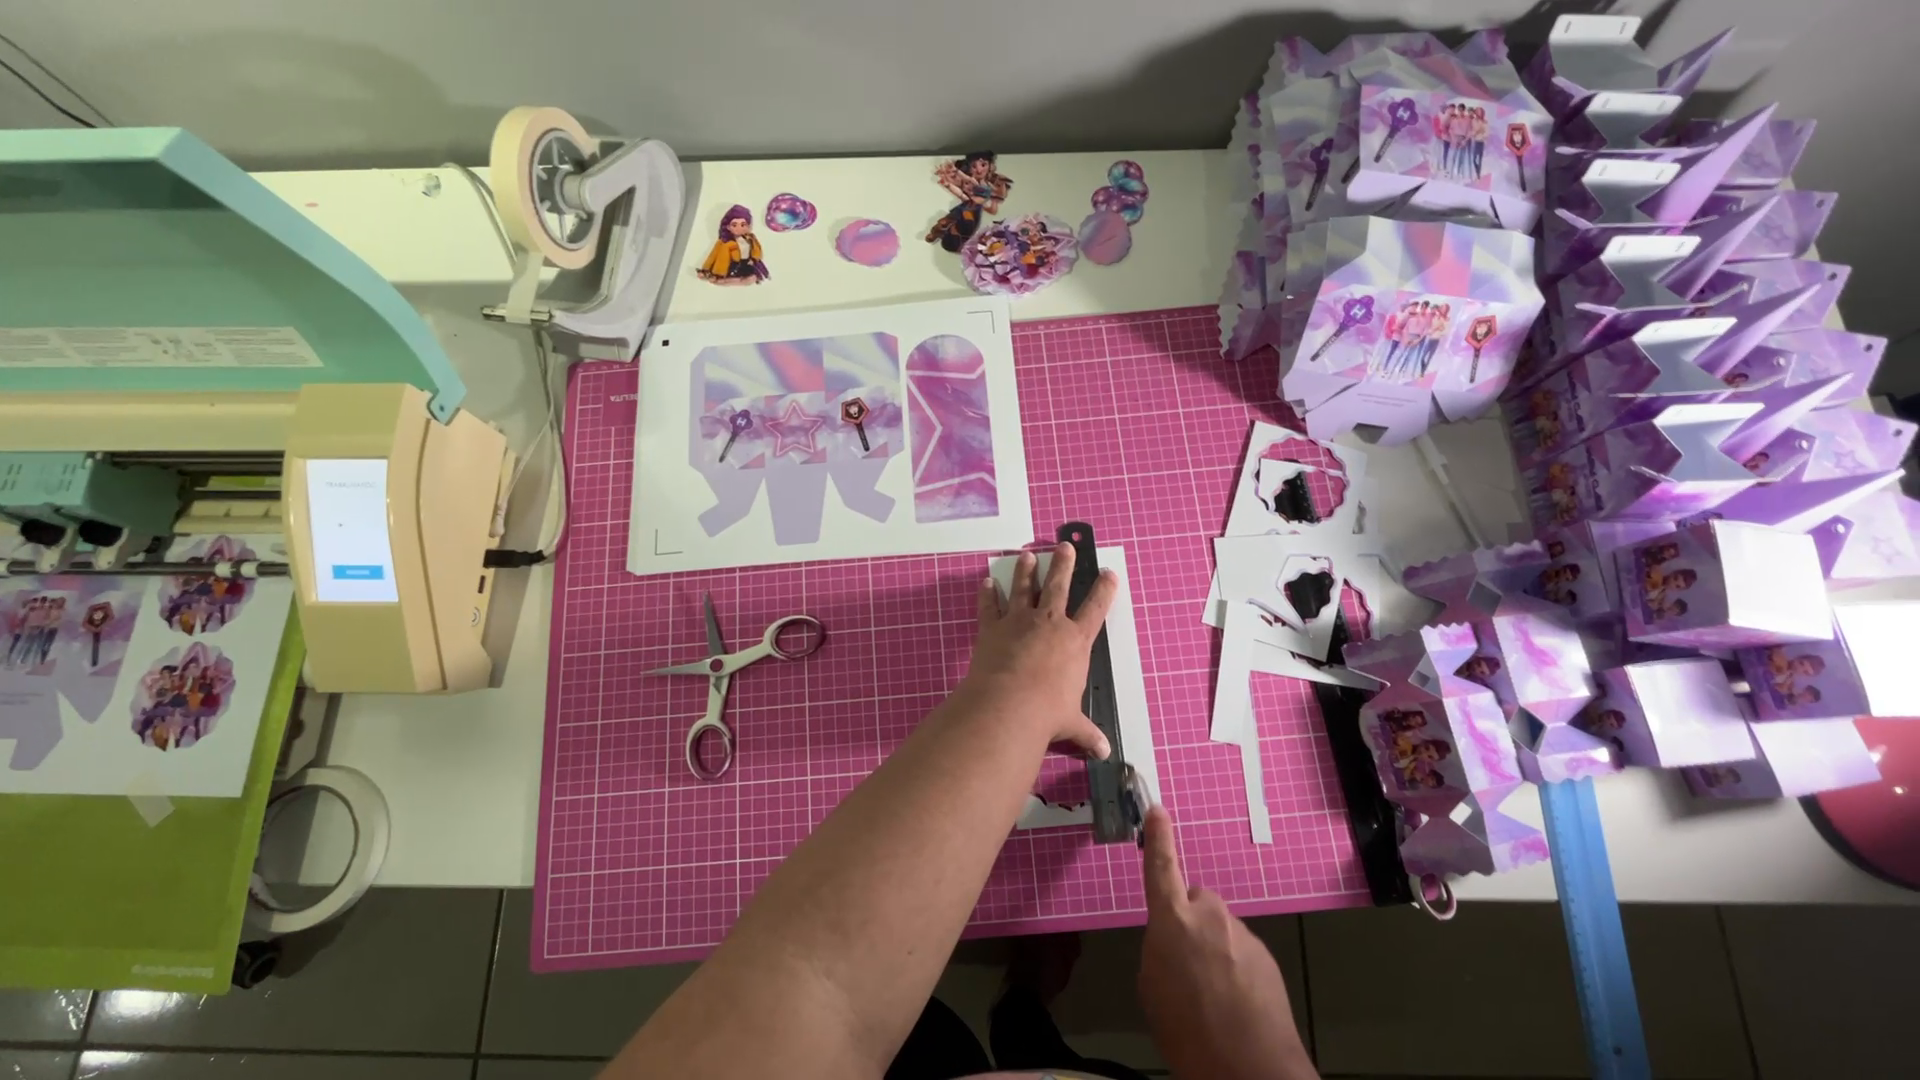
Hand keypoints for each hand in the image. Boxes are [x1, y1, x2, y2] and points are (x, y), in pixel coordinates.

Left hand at [962, 542, 1116, 756]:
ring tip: (1028, 555)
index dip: (1104, 590)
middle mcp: (1050, 623)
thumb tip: (1103, 752)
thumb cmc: (1047, 713)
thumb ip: (1086, 733)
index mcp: (1076, 641)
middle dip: (1063, 565)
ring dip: (1026, 571)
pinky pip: (990, 606)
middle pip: (1059, 586)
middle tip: (1064, 547)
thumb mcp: (1072, 723)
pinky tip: (986, 583)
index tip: (1109, 573)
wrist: (1008, 705)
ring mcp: (1019, 621)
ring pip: (1025, 588)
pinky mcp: (992, 628)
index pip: (1095, 609)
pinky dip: (988, 594)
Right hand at [1139, 805, 1317, 1079]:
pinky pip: (1241, 951)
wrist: (1249, 1068)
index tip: (1158, 810)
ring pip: (1220, 930)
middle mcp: (1210, 916)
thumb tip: (1173, 943)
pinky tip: (1234, 1004)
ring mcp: (1243, 935)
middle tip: (1185, 962)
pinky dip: (1235, 969)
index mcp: (1172, 920)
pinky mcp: (1266, 956)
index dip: (1157, 838)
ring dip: (1213, 949)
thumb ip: (1159, 950)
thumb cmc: (1185, 1029)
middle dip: (1190, 921)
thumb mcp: (1151, 987)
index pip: (1161, 867)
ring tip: (1211, 994)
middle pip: (1197, 902)